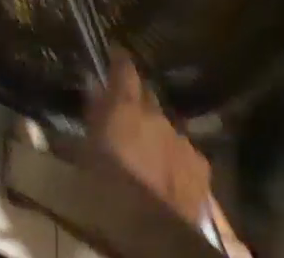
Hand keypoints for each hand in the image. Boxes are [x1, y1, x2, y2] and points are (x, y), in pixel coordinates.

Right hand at [83, 51, 210, 223]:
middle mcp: (158, 117)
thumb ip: (88, 114)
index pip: (125, 71)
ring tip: (143, 143)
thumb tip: (87, 88)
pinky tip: (164, 167)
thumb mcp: (80, 149)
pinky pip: (183, 150)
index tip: (115, 51)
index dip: (119, 60)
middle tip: (121, 107)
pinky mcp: (202, 168)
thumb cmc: (104, 187)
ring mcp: (184, 142)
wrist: (154, 231)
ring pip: (167, 126)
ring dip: (155, 129)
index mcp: (125, 108)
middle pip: (148, 97)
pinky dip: (172, 152)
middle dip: (136, 98)